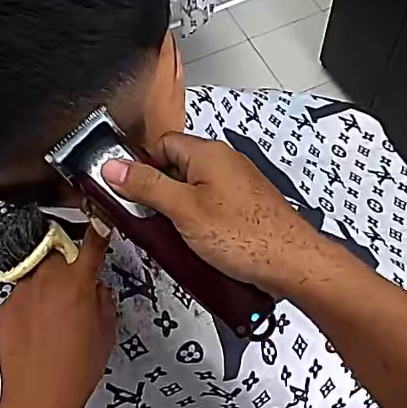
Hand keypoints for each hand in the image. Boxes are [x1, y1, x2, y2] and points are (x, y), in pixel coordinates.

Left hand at [0, 227, 114, 407]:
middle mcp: (46, 281)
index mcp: (77, 282)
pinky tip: (41, 329)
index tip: (100, 223)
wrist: (38, 396)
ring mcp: (21, 293)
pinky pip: (22, 295)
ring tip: (58, 315)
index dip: (98, 230)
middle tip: (79, 283)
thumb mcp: (106, 331)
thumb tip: (97, 288)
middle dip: (69, 262)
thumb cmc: (74, 370)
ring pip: (38, 274)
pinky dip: (32, 304)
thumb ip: (103, 300)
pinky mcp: (3, 309)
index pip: (91, 243)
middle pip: (58, 253)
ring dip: (49, 284)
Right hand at [101, 133, 351, 299]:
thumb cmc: (250, 236)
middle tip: (151, 220)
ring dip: (179, 215)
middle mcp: (225, 164)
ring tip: (178, 239)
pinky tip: (200, 247)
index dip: (140, 166)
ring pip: (193, 194)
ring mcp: (238, 188)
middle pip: (176, 171)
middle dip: (159, 197)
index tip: (126, 189)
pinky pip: (212, 211)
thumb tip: (114, 168)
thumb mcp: (184, 211)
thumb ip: (146, 186)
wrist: (292, 263)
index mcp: (208, 154)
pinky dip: (200, 226)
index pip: (160, 145)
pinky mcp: (245, 210)